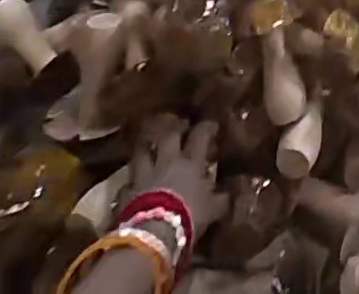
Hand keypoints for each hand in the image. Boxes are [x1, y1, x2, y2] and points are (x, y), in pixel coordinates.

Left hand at [123, 119, 225, 241]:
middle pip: (170, 135)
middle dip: (176, 128)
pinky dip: (132, 182)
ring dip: (147, 147)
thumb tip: (230, 194)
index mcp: (191, 162)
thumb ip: (221, 199)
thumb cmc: (189, 216)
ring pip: (143, 151)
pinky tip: (133, 184)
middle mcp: (167, 161)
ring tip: (150, 146)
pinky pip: (128, 182)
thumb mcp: (212, 210)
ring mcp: (145, 174)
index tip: (212, 125)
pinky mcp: (128, 192)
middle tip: (180, 128)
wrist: (154, 234)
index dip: (207, 128)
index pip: (200, 135)